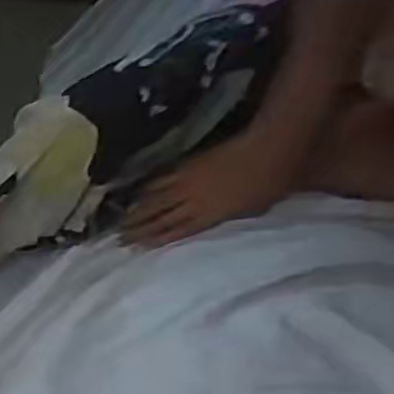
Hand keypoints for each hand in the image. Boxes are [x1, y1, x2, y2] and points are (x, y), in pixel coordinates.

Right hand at [122, 127, 306, 246]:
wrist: (272, 145)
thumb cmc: (275, 178)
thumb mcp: (257, 206)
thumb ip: (229, 217)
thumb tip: (211, 224)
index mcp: (210, 215)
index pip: (175, 233)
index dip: (154, 241)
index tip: (136, 248)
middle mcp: (191, 203)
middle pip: (157, 220)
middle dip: (136, 230)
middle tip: (118, 238)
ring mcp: (185, 184)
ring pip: (153, 202)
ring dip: (135, 213)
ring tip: (122, 220)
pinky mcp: (185, 169)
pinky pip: (158, 182)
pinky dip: (145, 190)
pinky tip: (138, 195)